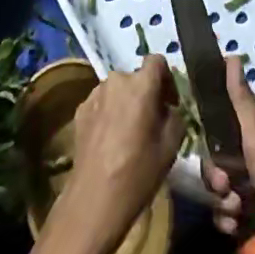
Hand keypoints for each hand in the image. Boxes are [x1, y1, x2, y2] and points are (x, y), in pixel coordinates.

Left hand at [58, 55, 184, 246]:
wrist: (97, 192)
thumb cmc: (140, 169)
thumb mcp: (172, 145)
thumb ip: (174, 116)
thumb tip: (167, 107)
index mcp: (140, 85)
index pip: (156, 61)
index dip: (167, 78)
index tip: (171, 102)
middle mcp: (115, 81)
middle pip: (136, 78)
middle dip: (147, 94)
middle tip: (154, 121)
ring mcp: (94, 94)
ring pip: (118, 90)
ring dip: (128, 103)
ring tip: (132, 131)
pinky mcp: (80, 108)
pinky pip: (102, 102)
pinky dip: (111, 112)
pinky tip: (113, 138)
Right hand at [204, 56, 254, 249]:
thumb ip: (242, 101)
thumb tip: (232, 54)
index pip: (220, 130)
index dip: (209, 140)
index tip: (205, 150)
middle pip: (217, 162)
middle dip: (215, 177)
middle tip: (225, 186)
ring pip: (219, 190)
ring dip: (220, 202)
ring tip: (234, 210)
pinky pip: (227, 215)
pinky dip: (228, 221)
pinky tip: (234, 226)